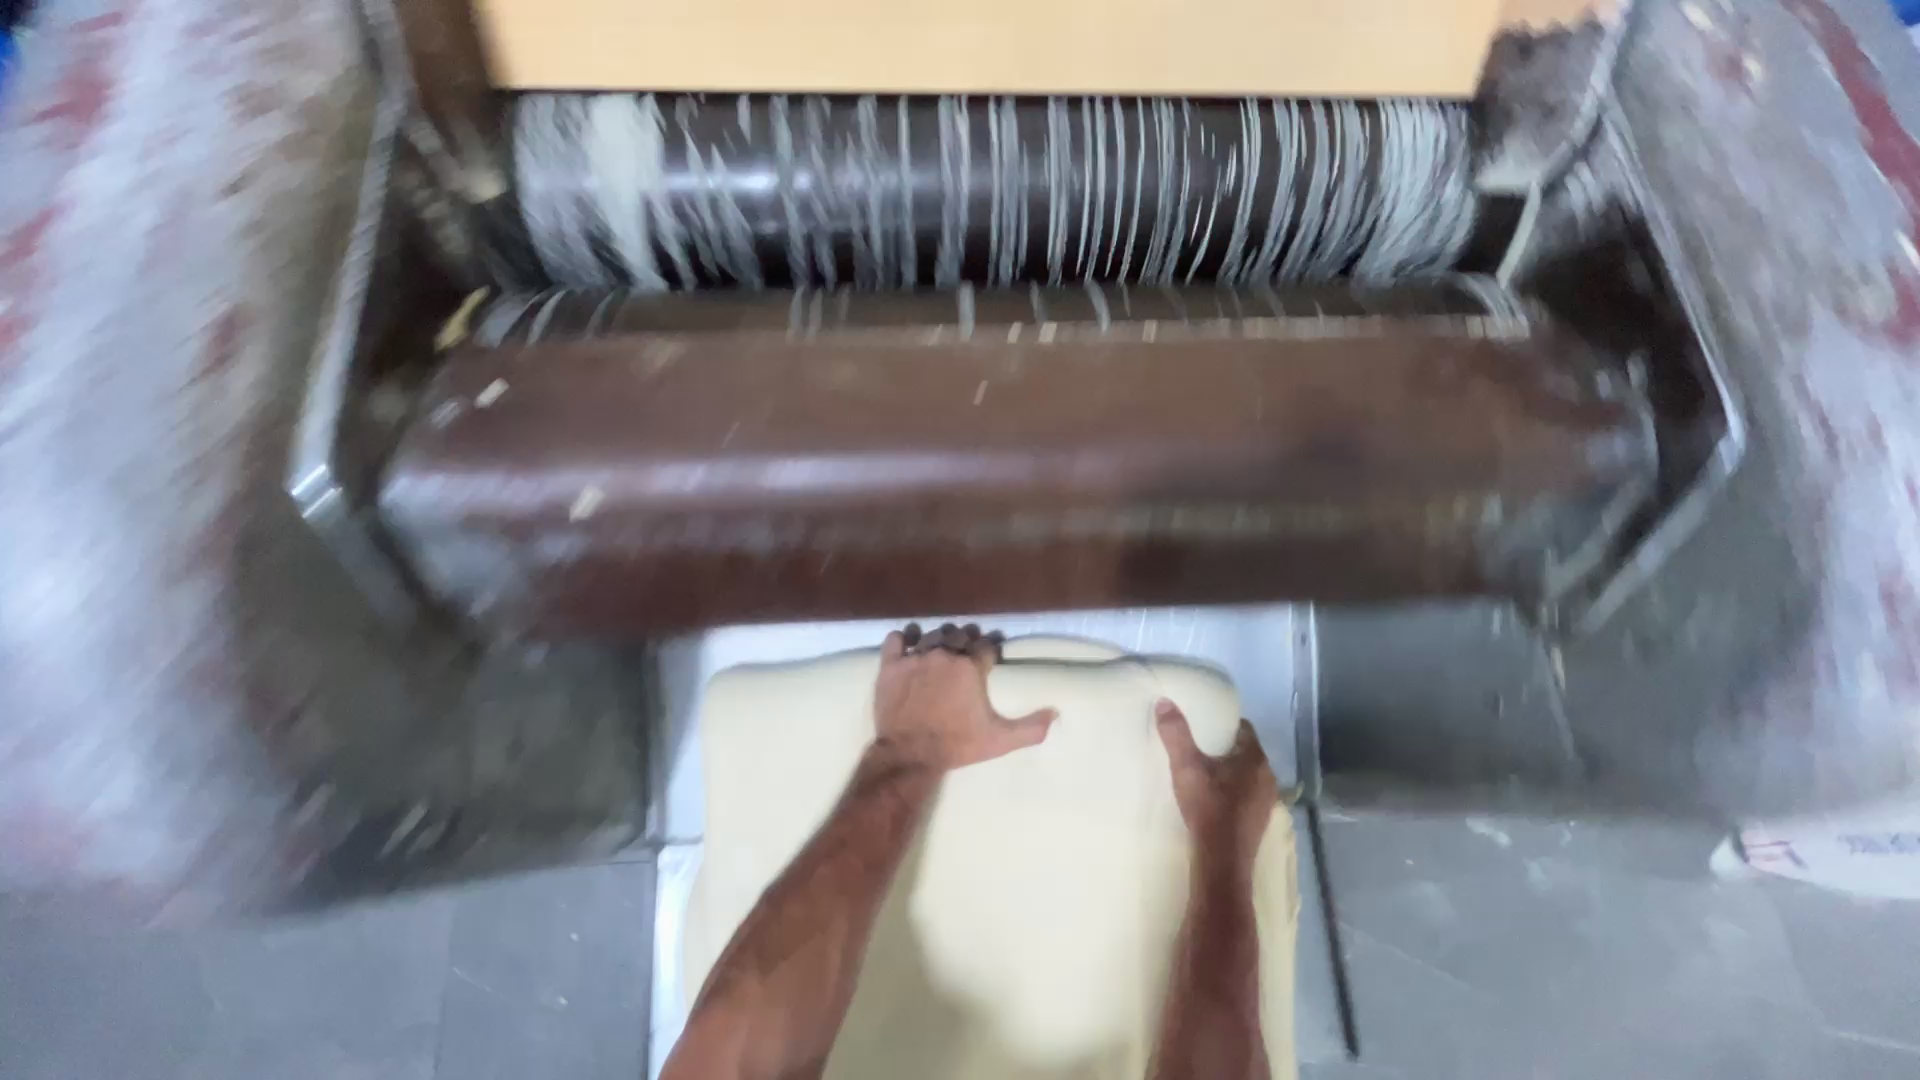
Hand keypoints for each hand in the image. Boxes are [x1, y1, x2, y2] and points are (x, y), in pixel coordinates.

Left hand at [871, 623, 1057, 772]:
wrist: (909, 755)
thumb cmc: (956, 745)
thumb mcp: (999, 740)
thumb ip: (1030, 727)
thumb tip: (1055, 714)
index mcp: (971, 668)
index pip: (986, 646)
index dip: (990, 650)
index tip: (990, 657)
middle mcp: (945, 655)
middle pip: (960, 635)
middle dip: (967, 640)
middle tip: (967, 651)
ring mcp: (915, 658)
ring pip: (932, 635)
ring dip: (940, 638)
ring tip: (942, 648)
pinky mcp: (891, 665)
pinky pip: (896, 639)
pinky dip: (902, 639)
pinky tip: (907, 644)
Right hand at [1155, 700, 1277, 865]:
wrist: (1221, 860)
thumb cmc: (1207, 807)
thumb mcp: (1186, 766)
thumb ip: (1176, 734)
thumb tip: (1164, 701)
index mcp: (1255, 759)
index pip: (1243, 729)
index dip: (1224, 724)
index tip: (1204, 723)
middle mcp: (1268, 777)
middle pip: (1246, 752)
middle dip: (1225, 748)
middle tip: (1199, 745)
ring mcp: (1266, 802)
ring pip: (1247, 776)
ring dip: (1229, 772)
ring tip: (1203, 771)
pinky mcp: (1258, 821)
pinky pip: (1246, 796)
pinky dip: (1232, 792)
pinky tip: (1213, 798)